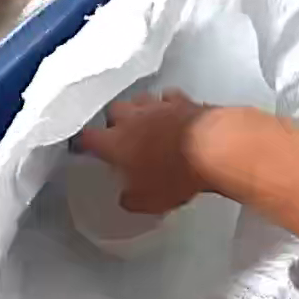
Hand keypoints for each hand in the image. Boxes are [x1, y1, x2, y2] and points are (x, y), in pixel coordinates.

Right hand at [78, 90, 213, 214]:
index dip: (85, 143)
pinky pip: (167, 97)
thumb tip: (126, 198)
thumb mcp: (149, 201)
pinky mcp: (182, 100)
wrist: (213, 148)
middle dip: (113, 122)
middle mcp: (131, 118)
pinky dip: (167, 105)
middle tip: (120, 136)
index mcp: (115, 143)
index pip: (88, 138)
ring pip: (138, 99)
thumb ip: (132, 199)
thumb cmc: (175, 176)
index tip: (86, 148)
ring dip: (139, 110)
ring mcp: (156, 105)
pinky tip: (173, 114)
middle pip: (112, 111)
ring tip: (145, 123)